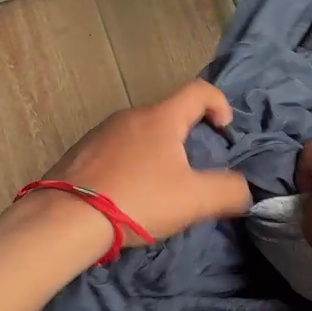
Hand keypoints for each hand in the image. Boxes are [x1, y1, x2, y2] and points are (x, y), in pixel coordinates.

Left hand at [47, 80, 251, 244]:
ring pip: (140, 134)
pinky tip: (126, 195)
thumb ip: (230, 192)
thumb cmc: (137, 200)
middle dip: (188, 137)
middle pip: (169, 114)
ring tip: (158, 189)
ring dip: (157, 153)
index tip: (224, 133)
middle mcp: (129, 116)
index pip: (199, 90)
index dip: (220, 104)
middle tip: (193, 172)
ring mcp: (99, 133)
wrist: (65, 221)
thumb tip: (246, 190)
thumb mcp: (195, 200)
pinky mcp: (78, 153)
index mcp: (161, 118)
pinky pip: (115, 151)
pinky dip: (129, 165)